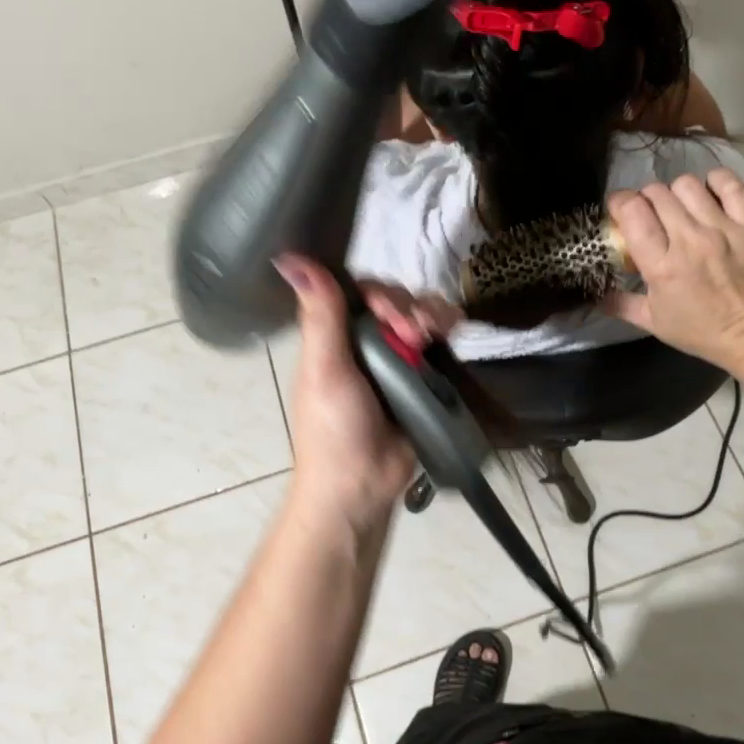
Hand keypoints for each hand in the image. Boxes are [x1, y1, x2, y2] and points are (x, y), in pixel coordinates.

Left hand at [272, 254, 459, 523]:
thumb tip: (288, 256)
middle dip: (408, 307)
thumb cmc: (333, 430)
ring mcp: (395, 360)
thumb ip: (319, 315)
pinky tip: (455, 327)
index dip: (379, 293)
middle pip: (393, 300)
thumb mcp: (323, 369)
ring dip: (430, 315)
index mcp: (332, 337)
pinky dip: (446, 329)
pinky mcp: (422, 378)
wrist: (362, 486)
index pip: (358, 290)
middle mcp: (363, 343)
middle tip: (414, 334)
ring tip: (434, 333)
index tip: (388, 314)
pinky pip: (436, 342)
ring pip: (417, 316)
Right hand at [601, 169, 743, 368]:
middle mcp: (689, 240)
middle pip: (656, 194)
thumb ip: (621, 305)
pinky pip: (728, 183)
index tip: (620, 210)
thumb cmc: (701, 332)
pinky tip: (710, 193)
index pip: (632, 211)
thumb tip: (594, 295)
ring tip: (681, 206)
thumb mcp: (654, 323)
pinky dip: (714, 181)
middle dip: (645, 199)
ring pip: (687, 185)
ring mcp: (722, 228)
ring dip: (676, 192)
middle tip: (650, 213)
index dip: (620, 203)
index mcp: (661, 266)